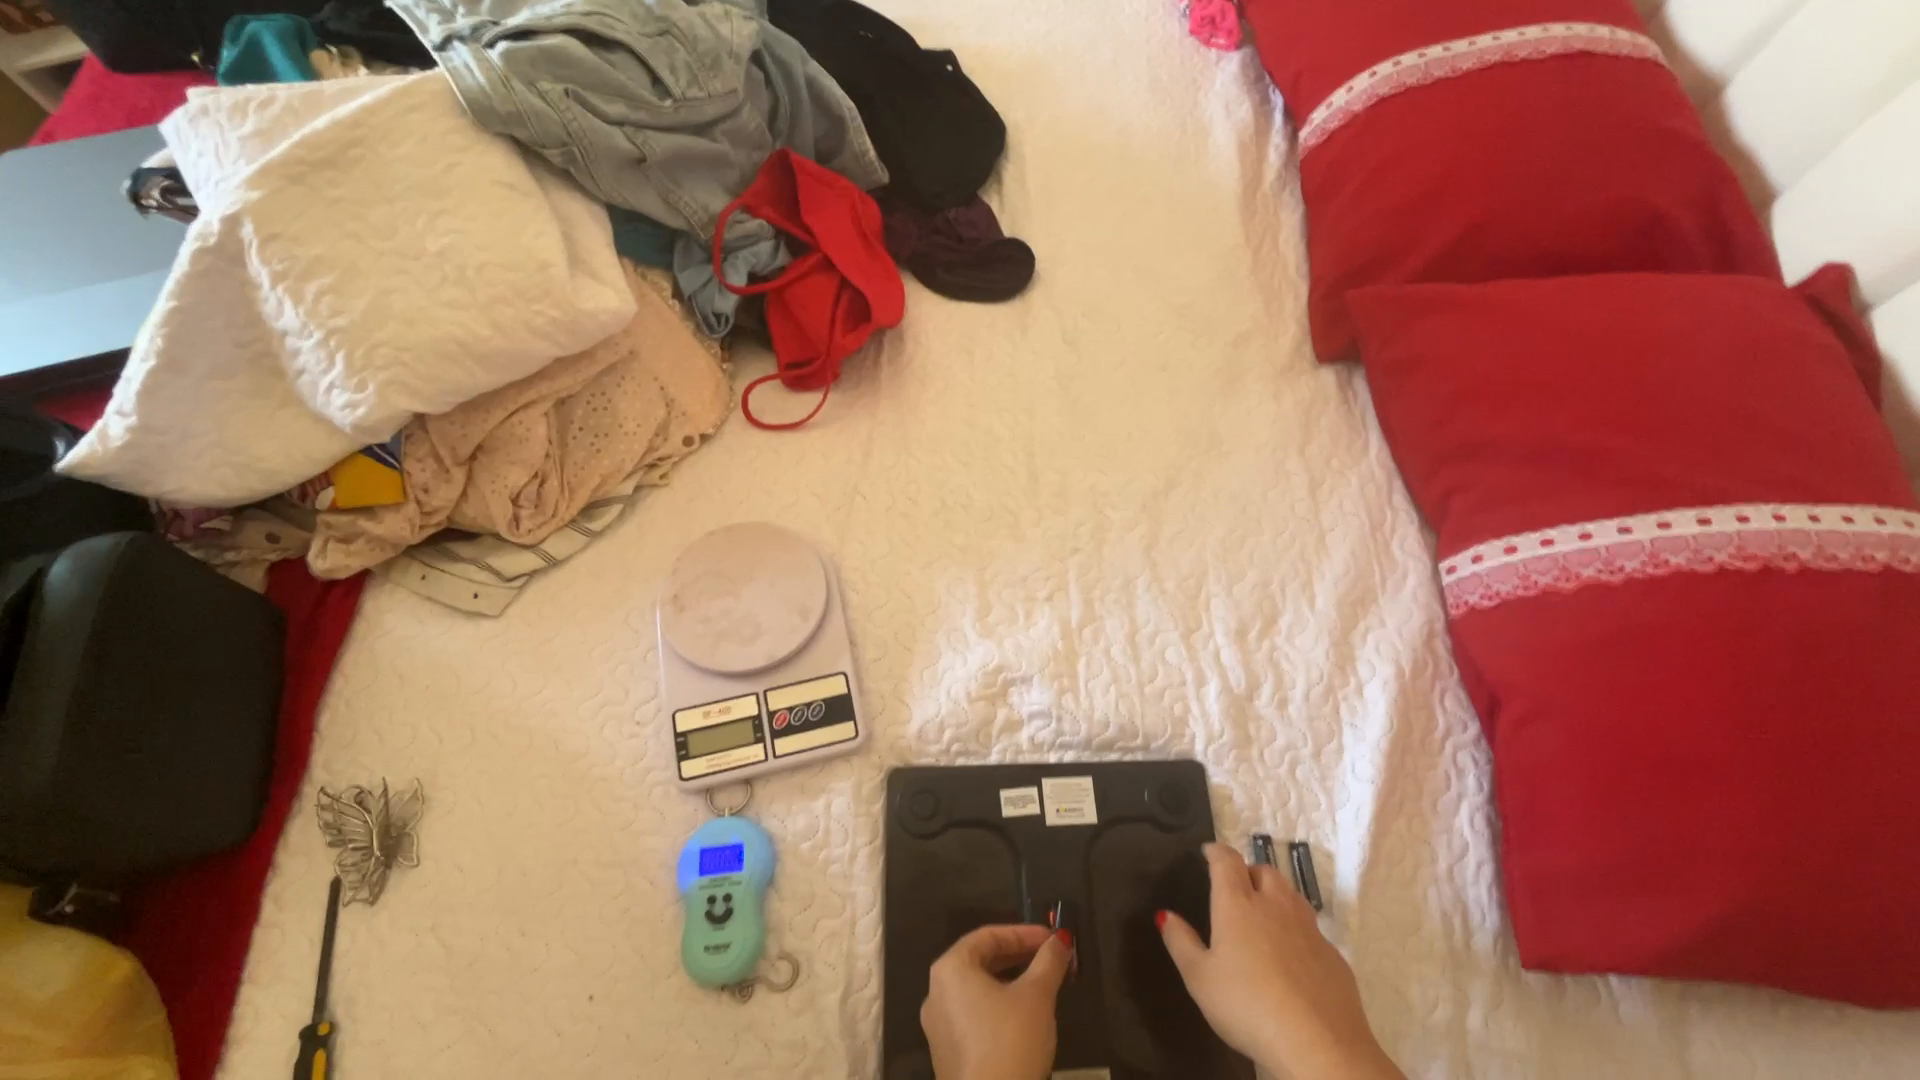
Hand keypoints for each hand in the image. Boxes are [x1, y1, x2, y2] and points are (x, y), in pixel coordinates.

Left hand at [922, 924, 1073, 1079]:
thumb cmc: (1010, 1041)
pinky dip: (997, 1005)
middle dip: (1017, 955)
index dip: (1023, 933)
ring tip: (1041, 985)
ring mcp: (938, 1025)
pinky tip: (1023, 1018)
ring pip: (977, 989)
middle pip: (979, 960)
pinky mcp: (946, 1053)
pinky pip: (973, 1015)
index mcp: (950, 969)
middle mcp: (936, 992)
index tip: (1052, 938)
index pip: (987, 936)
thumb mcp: (1037, 996)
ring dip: (1009, 980)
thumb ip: (1049, 962)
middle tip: (1049, 958)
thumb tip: (1062, 939)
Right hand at [1158, 844, 1401, 1079]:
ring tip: (1264, 912)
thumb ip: (1181, 942)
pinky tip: (1291, 955)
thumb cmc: (1247, 1006)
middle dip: (1249, 871)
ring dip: (1276, 894)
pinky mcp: (1333, 955)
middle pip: (1265, 871)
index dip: (1217, 852)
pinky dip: (1296, 929)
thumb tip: (1165, 914)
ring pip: (1292, 895)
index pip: (1227, 862)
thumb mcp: (1200, 979)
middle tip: (1236, 886)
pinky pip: (1311, 928)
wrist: (1318, 1044)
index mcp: (1238, 905)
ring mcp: (1309, 929)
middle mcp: (1275, 906)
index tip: (1208, 852)